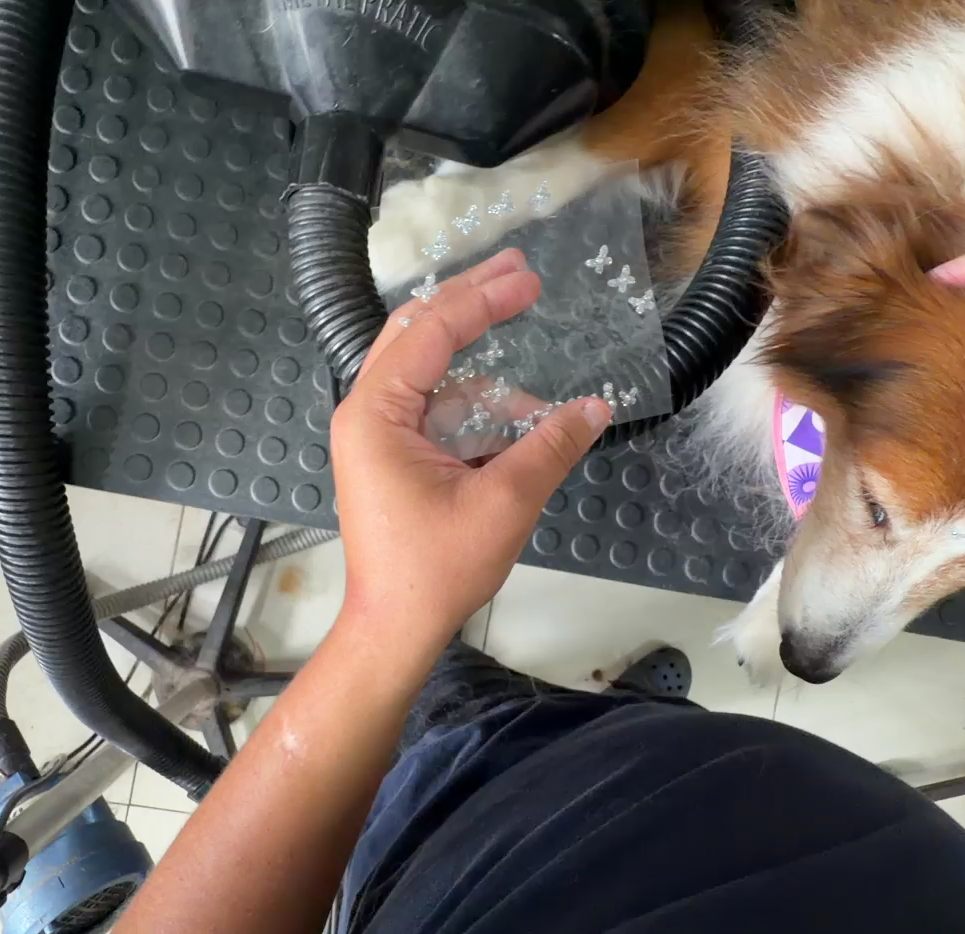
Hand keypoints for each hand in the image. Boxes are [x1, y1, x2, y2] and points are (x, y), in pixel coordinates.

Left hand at [330, 249, 612, 646]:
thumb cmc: (437, 569)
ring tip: (539, 407)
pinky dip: (475, 415)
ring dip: (486, 382)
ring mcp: (375, 437)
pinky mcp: (390, 459)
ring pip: (431, 379)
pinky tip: (517, 430)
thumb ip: (551, 446)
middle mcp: (366, 414)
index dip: (483, 299)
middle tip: (521, 275)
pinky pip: (435, 415)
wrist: (396, 627)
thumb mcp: (504, 502)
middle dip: (471, 306)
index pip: (430, 332)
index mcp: (376, 414)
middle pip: (418, 336)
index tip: (530, 280)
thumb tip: (598, 406)